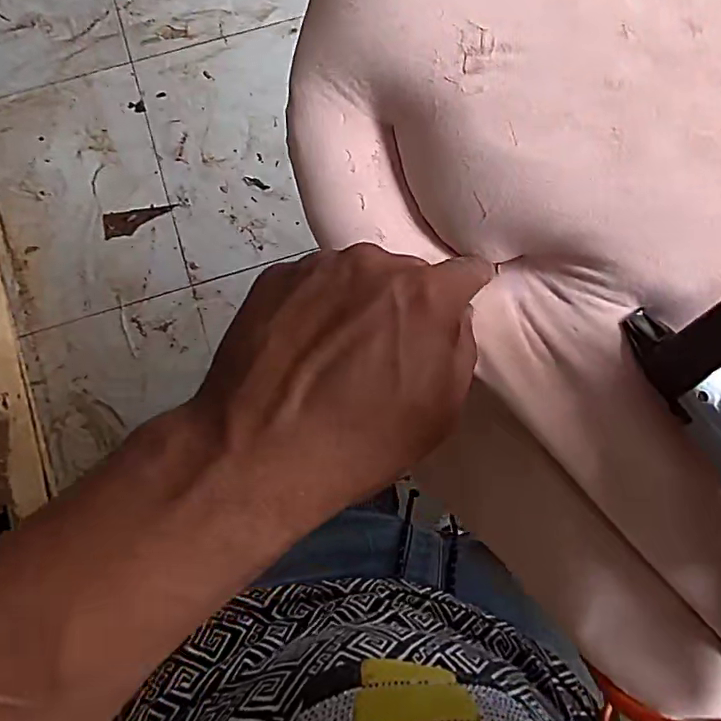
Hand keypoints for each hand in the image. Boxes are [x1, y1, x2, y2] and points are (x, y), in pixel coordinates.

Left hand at [186, 244, 492, 529]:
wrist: (257, 455)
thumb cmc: (358, 443)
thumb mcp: (440, 411)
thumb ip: (458, 350)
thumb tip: (452, 320)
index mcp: (423, 295)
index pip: (464, 272)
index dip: (462, 295)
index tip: (452, 312)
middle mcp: (372, 266)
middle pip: (405, 274)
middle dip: (404, 305)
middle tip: (384, 351)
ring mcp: (318, 268)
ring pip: (357, 277)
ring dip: (357, 304)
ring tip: (336, 355)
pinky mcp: (275, 278)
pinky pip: (313, 285)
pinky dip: (315, 307)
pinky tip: (302, 351)